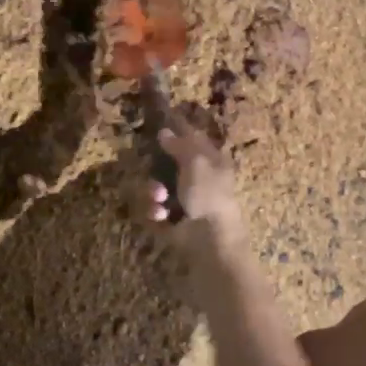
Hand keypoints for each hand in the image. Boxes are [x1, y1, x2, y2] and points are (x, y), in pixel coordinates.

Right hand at [150, 121, 243, 239]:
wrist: (209, 238)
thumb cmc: (208, 194)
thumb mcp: (196, 162)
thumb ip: (179, 145)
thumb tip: (164, 132)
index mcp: (212, 162)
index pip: (193, 140)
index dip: (177, 133)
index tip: (158, 127)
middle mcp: (199, 179)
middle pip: (170, 164)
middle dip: (158, 167)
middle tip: (153, 167)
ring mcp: (186, 201)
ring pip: (159, 186)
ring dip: (154, 190)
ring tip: (159, 197)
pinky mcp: (173, 219)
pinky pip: (156, 208)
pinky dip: (155, 210)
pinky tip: (160, 214)